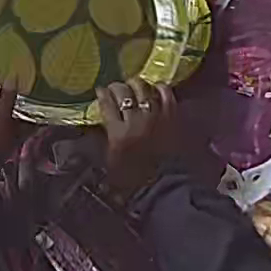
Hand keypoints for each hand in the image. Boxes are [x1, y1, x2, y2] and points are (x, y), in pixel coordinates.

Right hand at [96, 79, 176, 197]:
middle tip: (115, 88)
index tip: (101, 90)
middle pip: (123, 92)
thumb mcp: (110, 161)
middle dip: (116, 86)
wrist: (164, 186)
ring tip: (134, 85)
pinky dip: (159, 87)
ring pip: (143, 88)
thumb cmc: (133, 179)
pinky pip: (166, 93)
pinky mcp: (172, 116)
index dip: (102, 93)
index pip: (106, 103)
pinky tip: (155, 88)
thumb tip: (99, 121)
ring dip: (136, 83)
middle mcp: (136, 120)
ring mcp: (156, 116)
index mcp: (118, 133)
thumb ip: (103, 139)